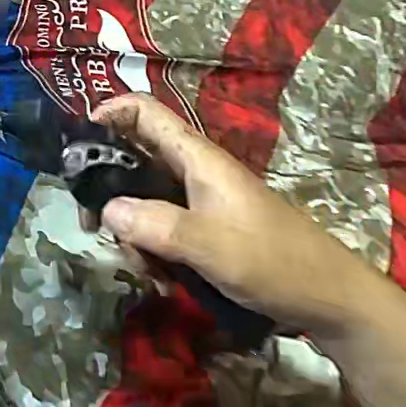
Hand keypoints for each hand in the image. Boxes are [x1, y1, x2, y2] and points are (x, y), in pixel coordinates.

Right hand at [91, 93, 368, 336]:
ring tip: (139, 266)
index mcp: (194, 155)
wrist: (326, 295)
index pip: (143, 111)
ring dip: (130, 228)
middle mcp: (191, 168)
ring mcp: (197, 197)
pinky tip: (159, 279)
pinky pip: (161, 223)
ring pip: (143, 196)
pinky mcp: (204, 224)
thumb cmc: (270, 259)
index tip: (79, 142)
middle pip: (133, 156)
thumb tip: (106, 209)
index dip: (109, 112)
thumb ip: (154, 225)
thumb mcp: (207, 244)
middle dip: (108, 187)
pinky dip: (151, 245)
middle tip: (91, 224)